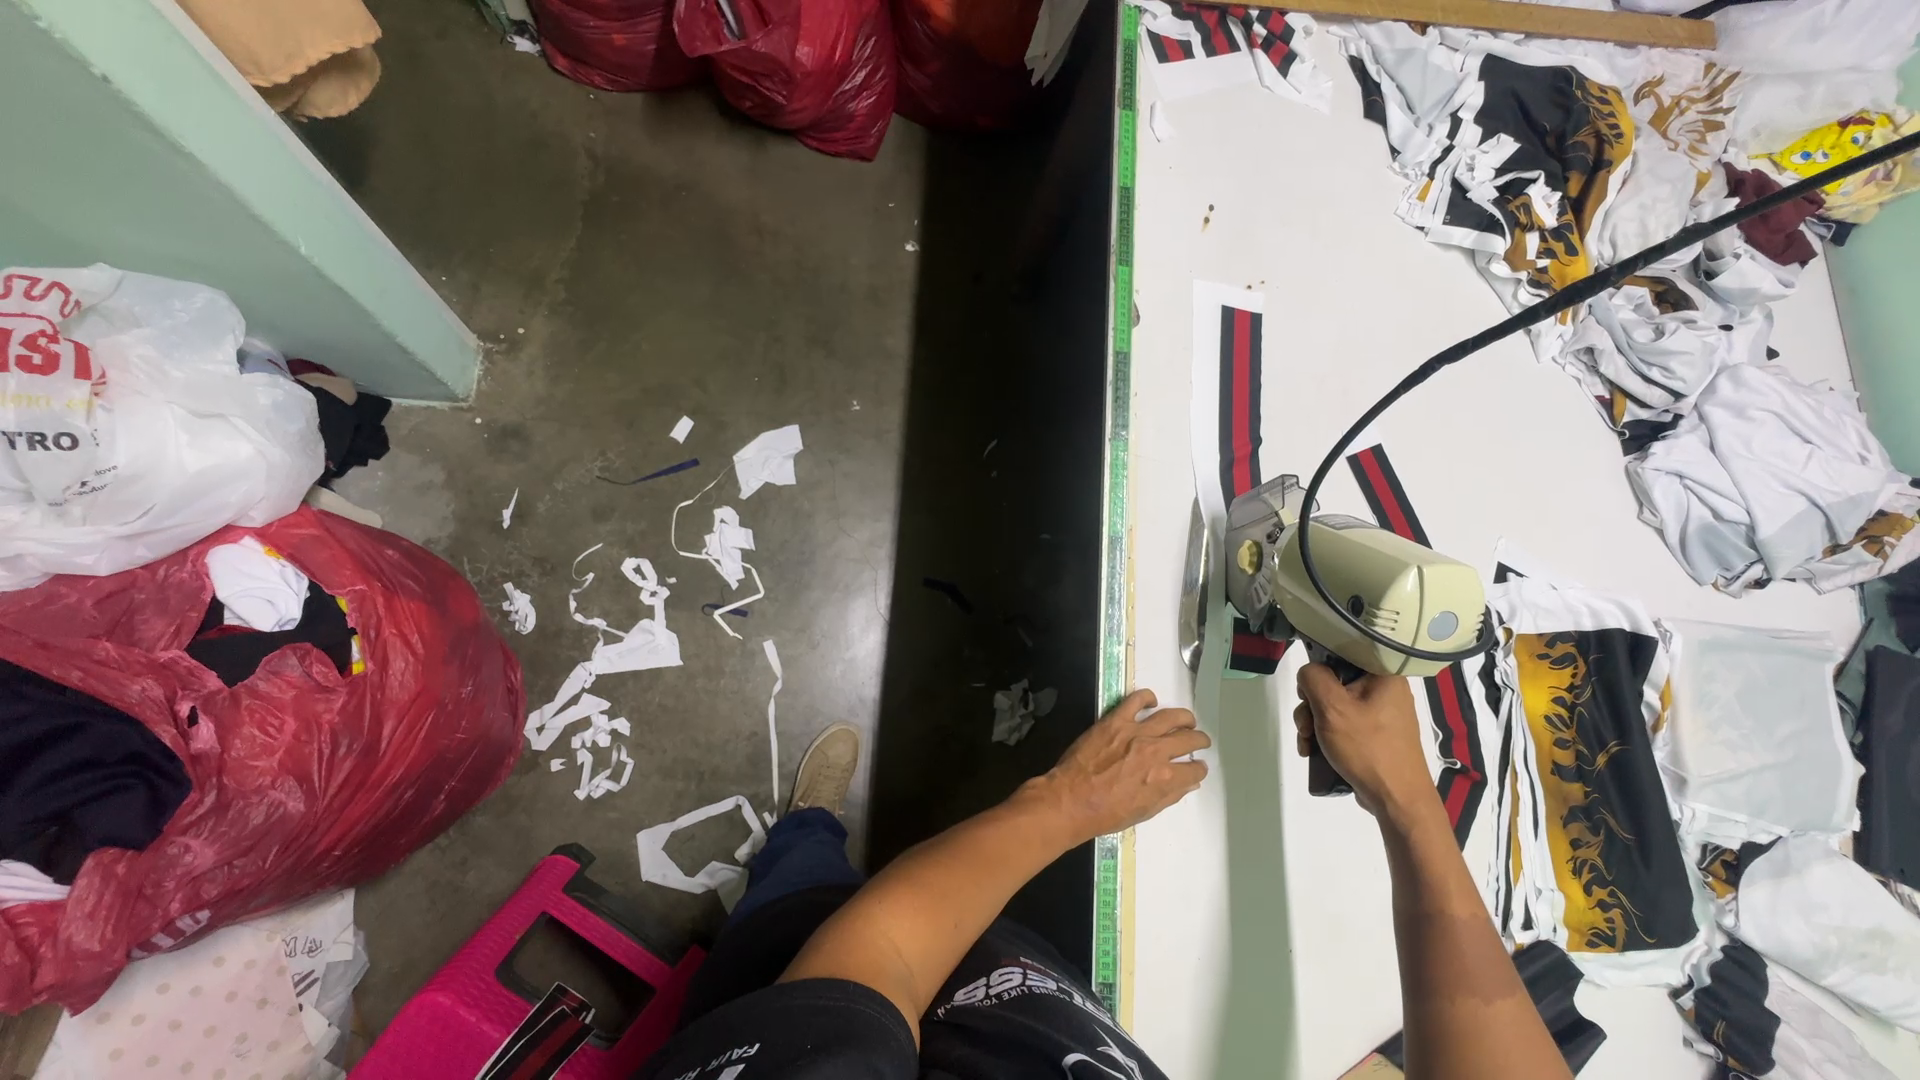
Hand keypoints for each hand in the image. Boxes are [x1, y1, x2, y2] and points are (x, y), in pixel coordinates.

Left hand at [1023, 688, 1209, 842]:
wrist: (1071, 799)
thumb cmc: (1107, 813)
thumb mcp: (1145, 812)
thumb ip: (1170, 795)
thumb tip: (1190, 782)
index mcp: (1164, 778)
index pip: (1195, 769)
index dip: (1199, 769)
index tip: (1198, 767)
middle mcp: (1155, 752)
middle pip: (1188, 739)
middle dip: (1199, 741)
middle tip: (1199, 741)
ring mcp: (1135, 733)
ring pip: (1171, 716)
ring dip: (1184, 718)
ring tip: (1186, 720)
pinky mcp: (1116, 720)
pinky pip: (1136, 700)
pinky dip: (1147, 697)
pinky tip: (1152, 702)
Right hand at [1293, 665, 1435, 824]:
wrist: (1397, 800)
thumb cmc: (1367, 748)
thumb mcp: (1332, 708)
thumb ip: (1313, 678)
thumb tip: (1308, 673)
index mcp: (1384, 675)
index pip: (1343, 653)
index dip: (1319, 668)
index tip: (1307, 690)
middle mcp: (1386, 690)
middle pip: (1334, 683)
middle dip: (1310, 706)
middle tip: (1306, 726)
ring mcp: (1382, 714)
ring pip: (1334, 705)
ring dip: (1313, 723)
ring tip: (1307, 744)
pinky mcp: (1376, 735)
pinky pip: (1344, 723)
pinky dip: (1325, 734)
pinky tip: (1314, 751)